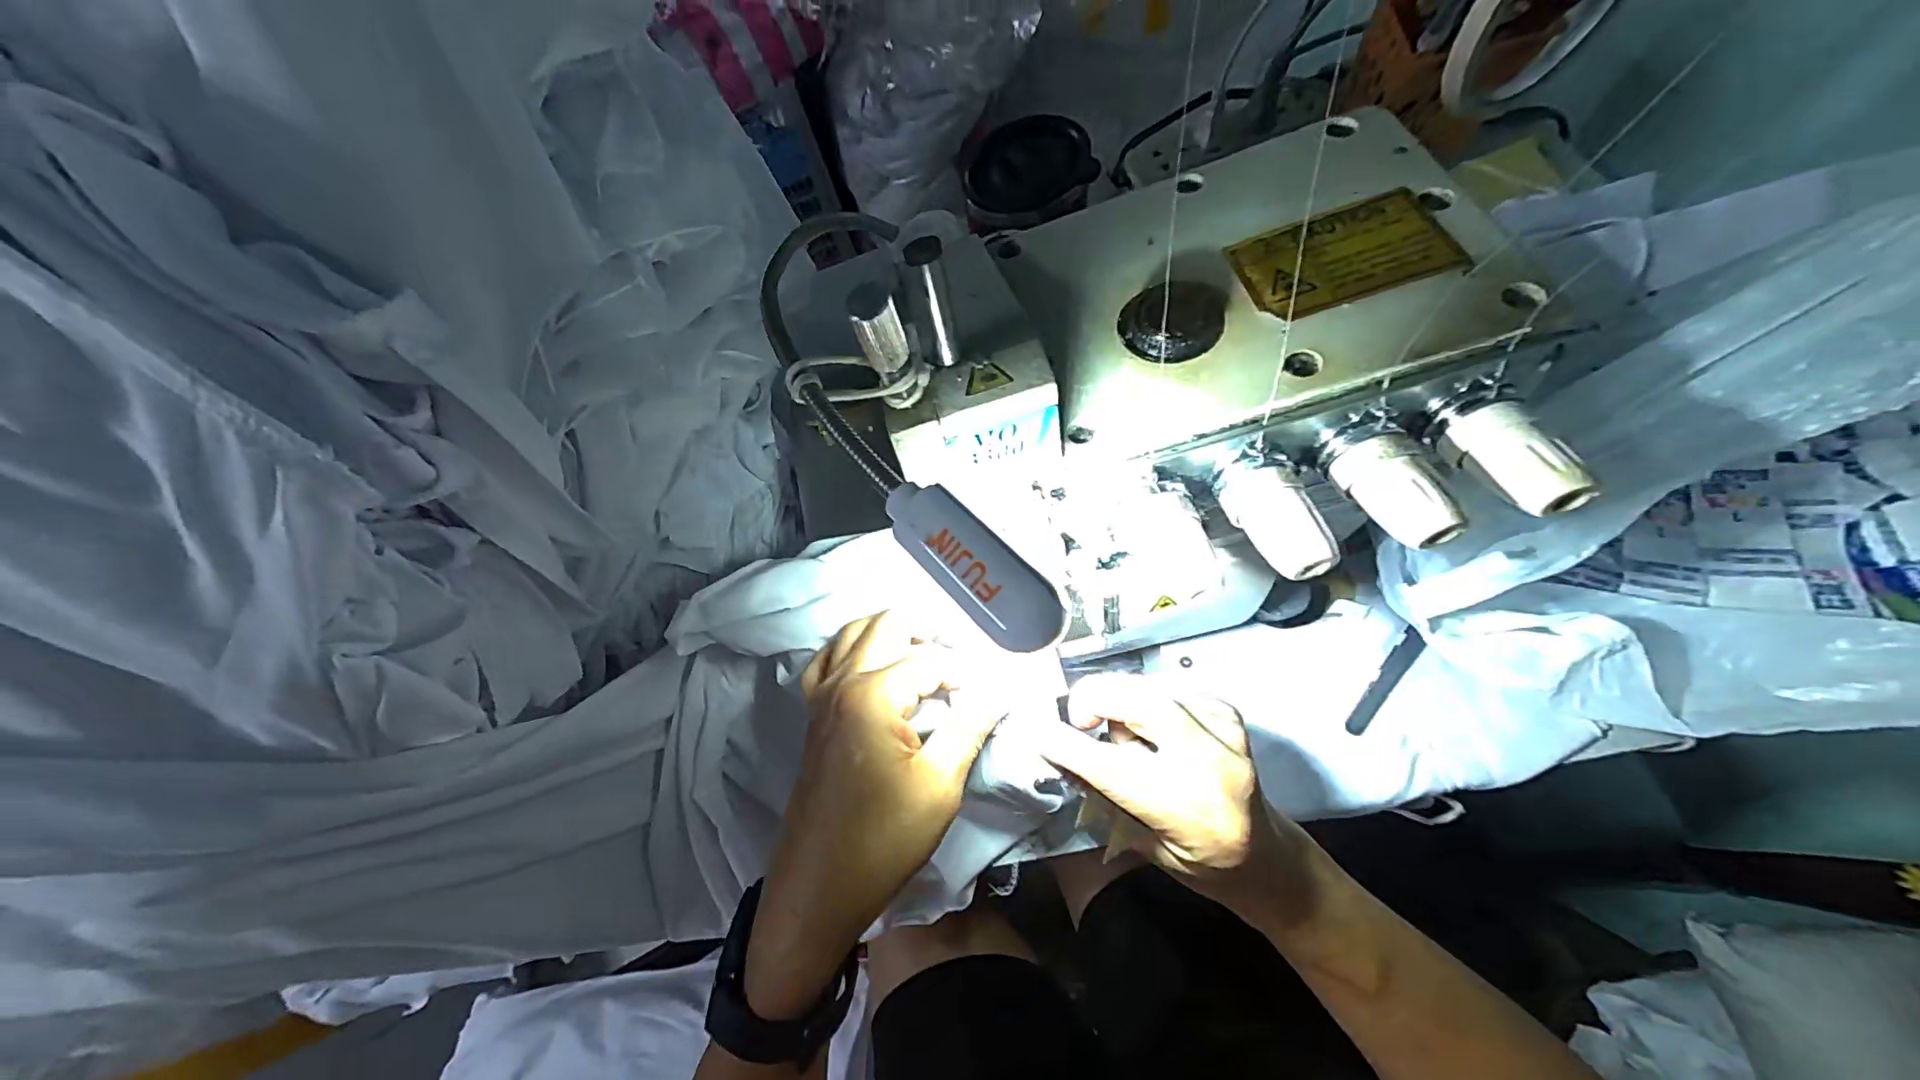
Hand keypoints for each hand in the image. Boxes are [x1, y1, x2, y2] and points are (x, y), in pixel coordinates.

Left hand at [745, 612, 1000, 1018]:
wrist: (820, 886)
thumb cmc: (884, 840)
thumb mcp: (940, 786)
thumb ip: (969, 727)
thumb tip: (996, 692)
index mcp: (872, 694)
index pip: (931, 660)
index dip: (967, 671)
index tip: (992, 690)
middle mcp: (841, 683)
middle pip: (888, 626)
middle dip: (929, 631)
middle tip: (964, 659)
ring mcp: (821, 697)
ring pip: (853, 633)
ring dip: (892, 632)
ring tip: (928, 651)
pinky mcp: (814, 716)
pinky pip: (827, 661)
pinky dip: (853, 650)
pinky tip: (874, 665)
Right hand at [1036, 673, 1320, 923]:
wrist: (1265, 857)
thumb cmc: (1198, 863)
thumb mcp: (1141, 844)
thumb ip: (1102, 796)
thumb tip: (1060, 752)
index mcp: (1185, 810)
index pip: (1110, 765)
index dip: (1066, 744)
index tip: (1038, 733)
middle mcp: (1209, 765)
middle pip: (1138, 703)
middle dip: (1094, 698)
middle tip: (1078, 717)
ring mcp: (1223, 731)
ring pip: (1151, 687)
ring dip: (1119, 698)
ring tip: (1117, 726)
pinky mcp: (1227, 712)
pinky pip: (1170, 686)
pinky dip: (1145, 696)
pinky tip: (1145, 721)